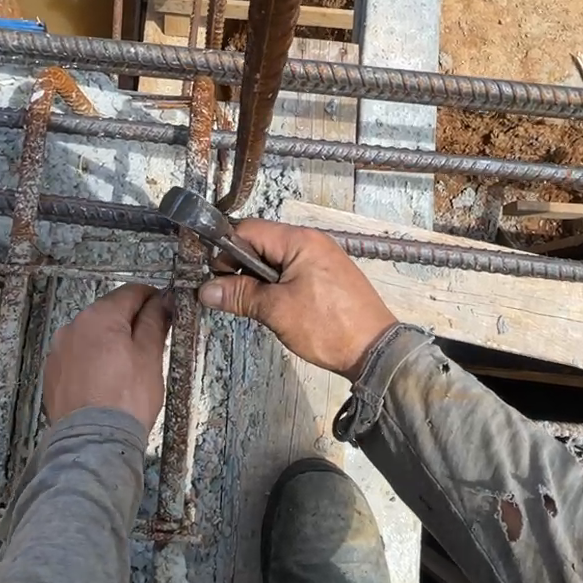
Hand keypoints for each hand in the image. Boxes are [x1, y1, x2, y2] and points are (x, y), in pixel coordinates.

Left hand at [44, 282, 170, 429]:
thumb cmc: (126, 398)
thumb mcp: (150, 356)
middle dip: (131, 323)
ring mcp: (58, 350)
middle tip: (153, 345)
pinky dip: (93, 361)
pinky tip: (106, 382)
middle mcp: (73, 326)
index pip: (131, 292)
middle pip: (109, 313)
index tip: (166, 309)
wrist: (93, 444)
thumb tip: (162, 300)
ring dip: (111, 342)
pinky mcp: (52, 373)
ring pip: (93, 335)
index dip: (152, 298)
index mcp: (99, 316)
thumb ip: (155, 321)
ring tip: (129, 369)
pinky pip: (78, 356)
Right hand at [197, 220, 396, 378]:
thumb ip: (240, 295)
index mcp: (300, 240)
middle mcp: (312, 242)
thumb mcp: (276, 310)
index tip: (214, 277)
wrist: (376, 352)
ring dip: (259, 280)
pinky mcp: (327, 277)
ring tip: (253, 305)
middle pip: (261, 243)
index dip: (226, 251)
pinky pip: (292, 272)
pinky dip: (277, 286)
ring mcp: (322, 259)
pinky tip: (274, 308)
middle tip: (230, 295)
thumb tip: (207, 290)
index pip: (249, 230)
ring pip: (275, 260)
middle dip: (241, 268)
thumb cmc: (329, 327)